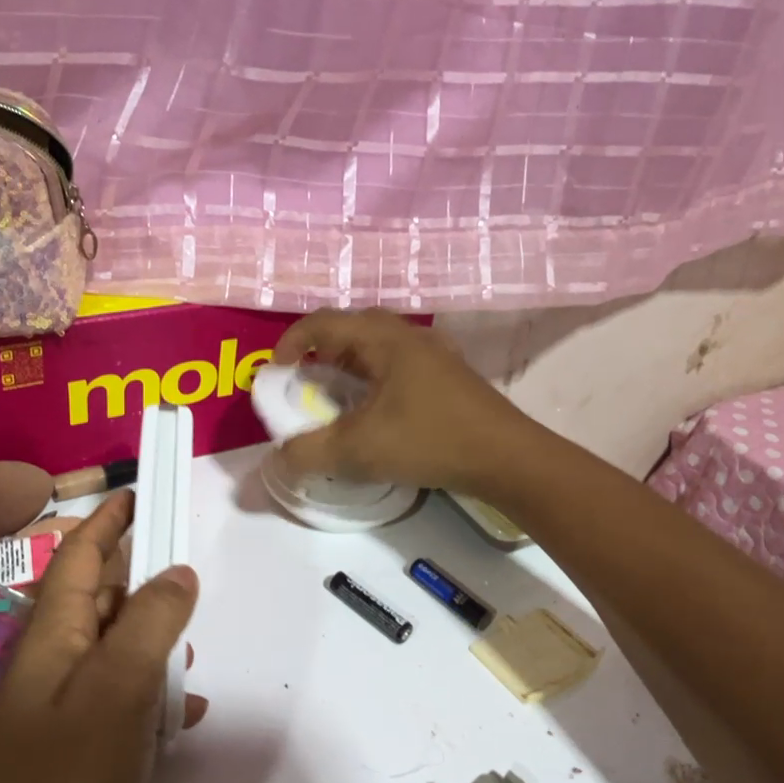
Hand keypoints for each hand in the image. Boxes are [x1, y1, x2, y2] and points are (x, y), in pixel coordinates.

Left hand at [0, 491, 206, 782]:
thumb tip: (179, 571)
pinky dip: (153, 697)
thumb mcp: (115, 689)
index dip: (109, 519)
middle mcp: (51, 662)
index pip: (80, 555)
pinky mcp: (73, 751)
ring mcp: (59, 709)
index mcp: (51, 633)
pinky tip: (184, 717)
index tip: (139, 490)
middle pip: (100, 601)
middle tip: (188, 587)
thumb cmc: (63, 776)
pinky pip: (120, 702)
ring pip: (115, 652)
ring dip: (155, 646)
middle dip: (144, 587)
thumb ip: (149, 622)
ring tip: (192, 659)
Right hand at [272, 309, 539, 498]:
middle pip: (351, 328)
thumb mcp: (359, 451)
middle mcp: (408, 335)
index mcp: (383, 339)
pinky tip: (378, 411)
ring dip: (349, 365)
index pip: (322, 323)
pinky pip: (399, 363)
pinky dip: (375, 378)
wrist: (508, 458)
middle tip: (306, 382)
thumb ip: (308, 453)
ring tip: (337, 398)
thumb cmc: (430, 441)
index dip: (290, 342)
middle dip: (320, 351)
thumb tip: (276, 459)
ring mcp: (434, 354)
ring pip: (378, 346)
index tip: (275, 373)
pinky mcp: (450, 376)